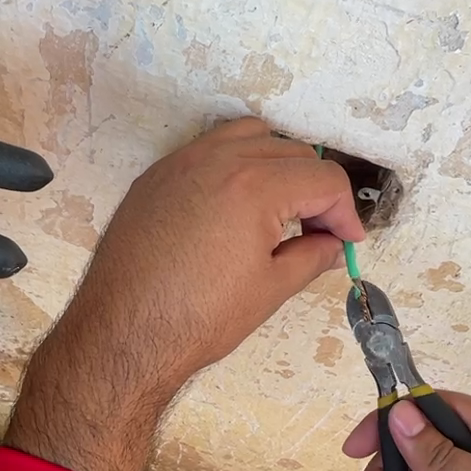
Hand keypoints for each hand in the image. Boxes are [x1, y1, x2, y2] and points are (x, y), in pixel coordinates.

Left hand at [6, 118, 364, 470]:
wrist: (122, 334)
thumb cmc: (197, 317)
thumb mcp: (270, 289)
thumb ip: (312, 256)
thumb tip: (333, 245)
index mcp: (254, 185)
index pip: (324, 179)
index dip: (346, 213)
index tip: (347, 243)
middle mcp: (217, 158)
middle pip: (293, 152)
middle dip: (316, 190)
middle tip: (319, 233)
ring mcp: (181, 162)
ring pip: (250, 137)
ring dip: (278, 165)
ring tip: (280, 209)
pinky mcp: (156, 176)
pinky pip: (209, 149)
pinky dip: (236, 164)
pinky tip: (236, 206)